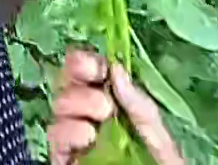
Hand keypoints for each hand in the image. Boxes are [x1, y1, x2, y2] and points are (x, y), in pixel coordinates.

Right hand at [46, 49, 183, 164]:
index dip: (87, 62)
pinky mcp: (66, 163)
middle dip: (78, 79)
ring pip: (58, 108)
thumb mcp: (163, 146)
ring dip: (75, 105)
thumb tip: (117, 69)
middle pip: (68, 84)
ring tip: (98, 120)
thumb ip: (143, 112)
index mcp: (116, 110)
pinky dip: (66, 133)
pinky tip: (86, 137)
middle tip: (102, 94)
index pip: (89, 73)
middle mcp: (92, 123)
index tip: (99, 64)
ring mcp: (78, 146)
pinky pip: (54, 141)